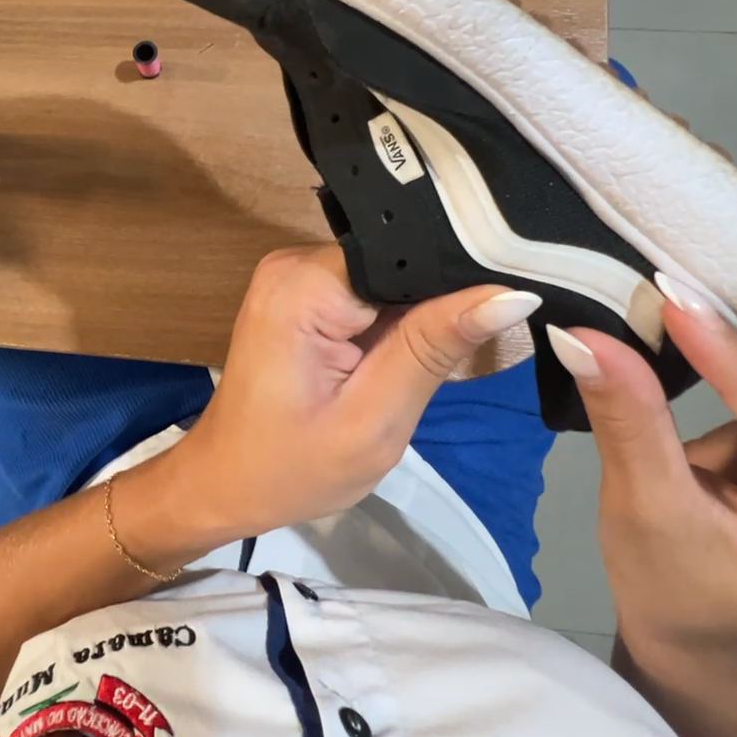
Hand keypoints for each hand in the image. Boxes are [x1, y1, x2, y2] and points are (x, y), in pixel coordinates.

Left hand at [162, 245, 541, 540]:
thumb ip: (434, 348)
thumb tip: (510, 294)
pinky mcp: (300, 292)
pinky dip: (395, 320)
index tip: (511, 309)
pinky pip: (366, 291)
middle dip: (441, 300)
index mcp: (303, 286)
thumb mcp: (373, 420)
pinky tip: (411, 351)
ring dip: (420, 313)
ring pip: (387, 277)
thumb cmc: (290, 467)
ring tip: (448, 354)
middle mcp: (294, 262)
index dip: (459, 280)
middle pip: (397, 261)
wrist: (225, 480)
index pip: (406, 256)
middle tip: (485, 345)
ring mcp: (294, 274)